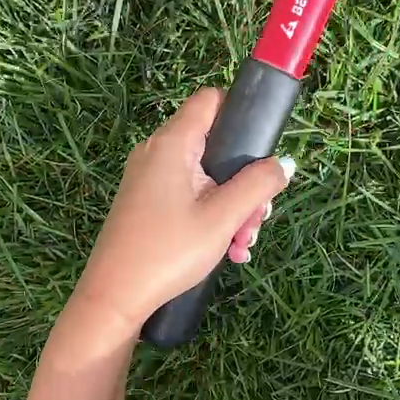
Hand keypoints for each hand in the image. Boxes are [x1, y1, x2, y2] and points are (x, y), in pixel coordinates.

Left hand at [68, 88, 293, 335]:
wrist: (115, 298)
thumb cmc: (169, 251)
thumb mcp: (223, 218)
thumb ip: (259, 185)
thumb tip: (284, 163)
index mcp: (172, 144)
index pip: (211, 101)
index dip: (242, 115)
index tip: (263, 149)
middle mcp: (157, 153)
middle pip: (216, 147)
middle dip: (245, 182)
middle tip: (259, 218)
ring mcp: (150, 180)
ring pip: (207, 179)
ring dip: (234, 208)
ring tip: (243, 245)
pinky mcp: (148, 204)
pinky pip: (191, 197)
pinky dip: (212, 217)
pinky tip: (228, 251)